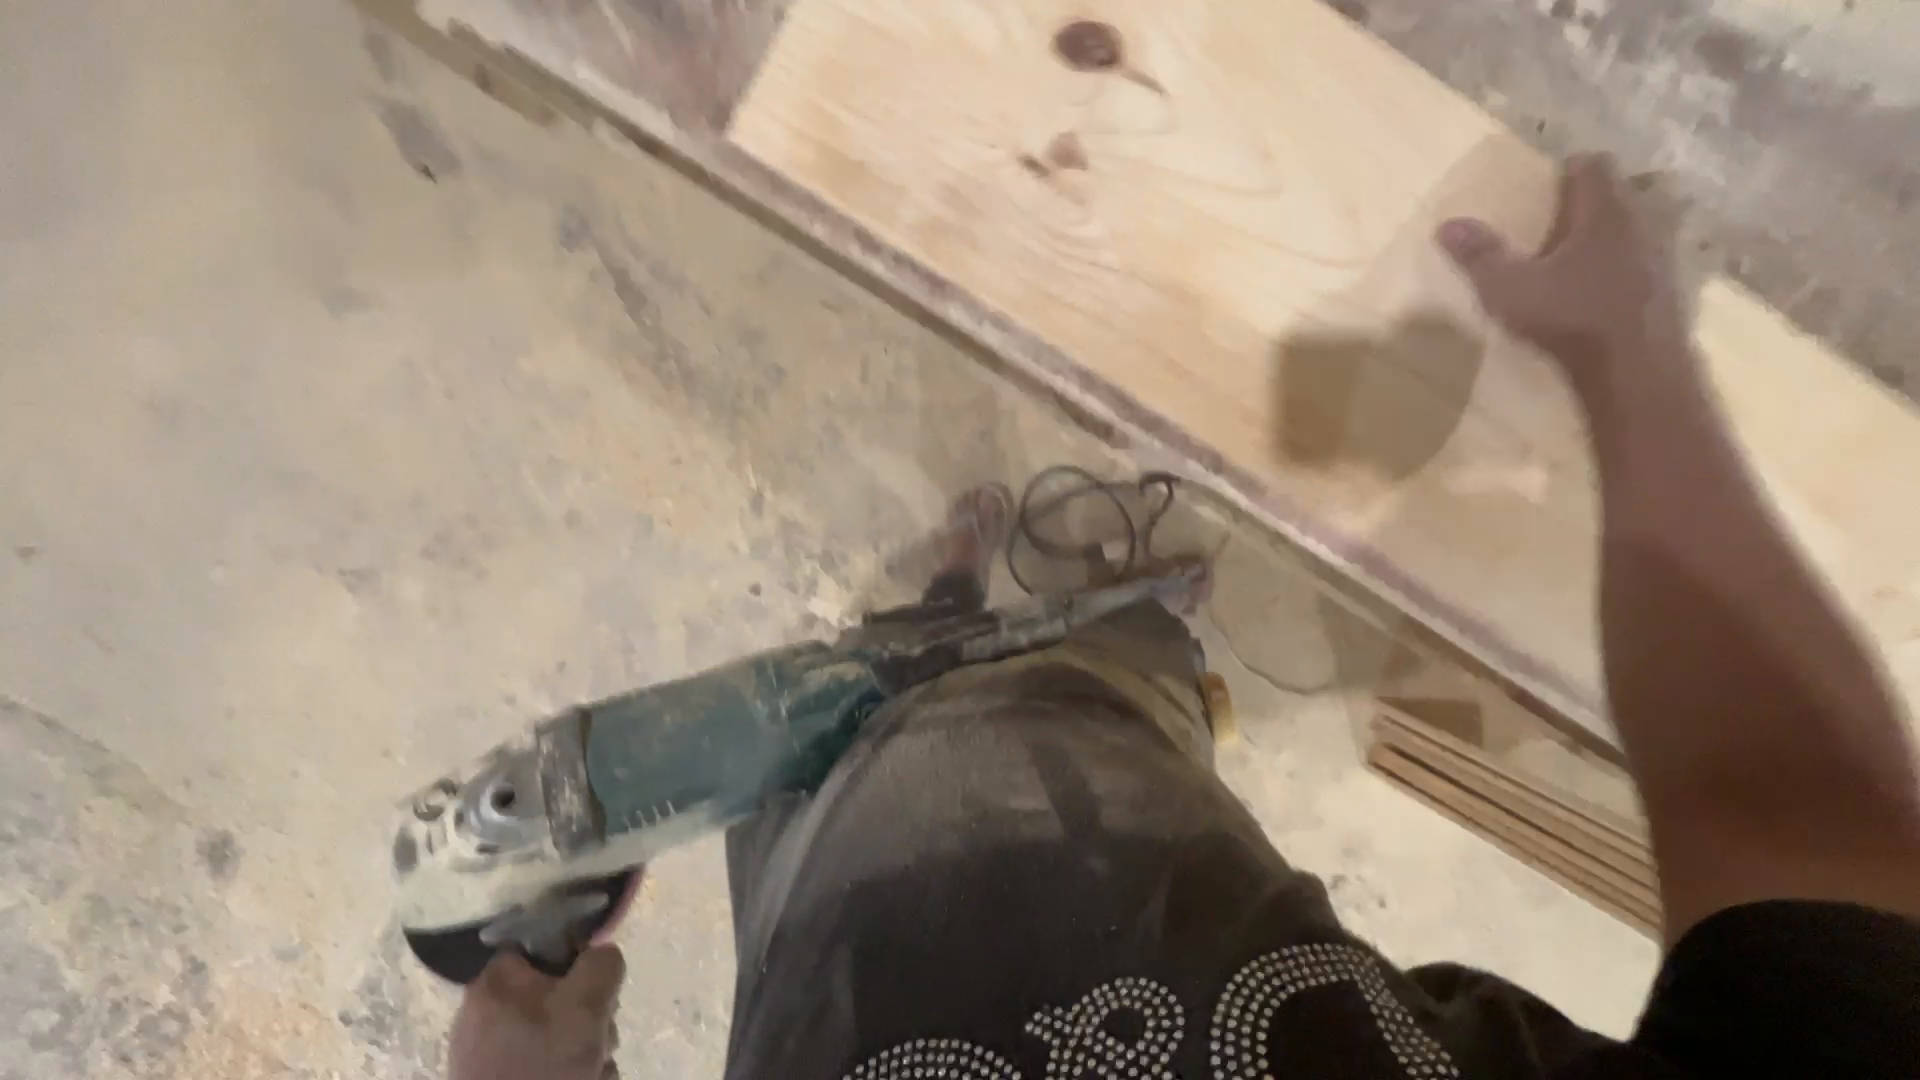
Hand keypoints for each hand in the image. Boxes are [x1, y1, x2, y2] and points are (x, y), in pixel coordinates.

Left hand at [447, 946, 624, 1079]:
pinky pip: (541, 1061)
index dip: (576, 957)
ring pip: (554, 1029)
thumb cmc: (542, 1066)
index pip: (541, 945)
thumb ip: (603, 963)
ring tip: (596, 1066)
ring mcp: (485, 1054)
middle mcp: (482, 1014)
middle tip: (601, 1034)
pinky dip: (566, 1069)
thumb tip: (602, 958)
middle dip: (590, 1011)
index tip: (597, 982)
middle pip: (555, 990)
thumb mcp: (588, 1003)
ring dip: (586, 1044)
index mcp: (495, 983)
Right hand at [1435, 152, 1693, 402]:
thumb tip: (1446, 223)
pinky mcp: (1681, 284)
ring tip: (1600, 248)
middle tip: (1576, 215)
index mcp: (1606, 210)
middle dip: (1607, 195)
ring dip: (1631, 227)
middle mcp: (1647, 218)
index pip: (1595, 165)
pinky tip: (1621, 285)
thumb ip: (1480, 256)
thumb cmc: (1569, 317)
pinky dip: (1644, 262)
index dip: (1572, 169)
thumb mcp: (1509, 289)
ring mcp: (1670, 251)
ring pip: (1655, 221)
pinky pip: (1663, 258)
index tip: (1552, 182)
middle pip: (1635, 187)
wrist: (1635, 365)